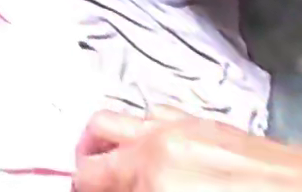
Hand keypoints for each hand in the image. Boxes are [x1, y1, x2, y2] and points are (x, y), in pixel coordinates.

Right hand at [72, 107, 301, 191]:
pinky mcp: (221, 126)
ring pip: (126, 120)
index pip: (87, 178)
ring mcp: (192, 125)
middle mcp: (162, 137)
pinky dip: (148, 138)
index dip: (80, 190)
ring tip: (127, 183)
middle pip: (95, 133)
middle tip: (92, 191)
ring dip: (115, 147)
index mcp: (153, 173)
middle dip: (86, 167)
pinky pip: (163, 118)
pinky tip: (170, 171)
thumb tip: (117, 190)